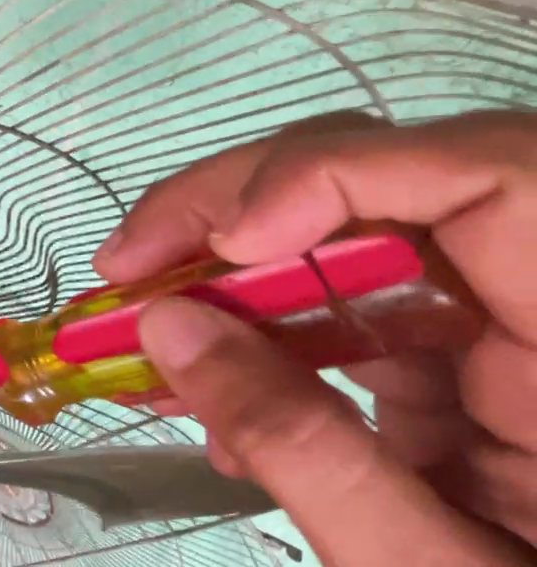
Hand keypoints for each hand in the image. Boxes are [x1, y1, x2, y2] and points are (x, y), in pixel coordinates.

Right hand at [94, 111, 536, 563]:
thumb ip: (307, 449)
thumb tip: (162, 326)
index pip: (487, 176)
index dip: (334, 177)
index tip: (229, 243)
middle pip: (384, 194)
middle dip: (233, 218)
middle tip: (129, 268)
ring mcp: (518, 353)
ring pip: (344, 256)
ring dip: (223, 290)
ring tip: (138, 343)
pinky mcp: (472, 388)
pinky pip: (344, 329)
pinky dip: (256, 352)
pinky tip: (209, 406)